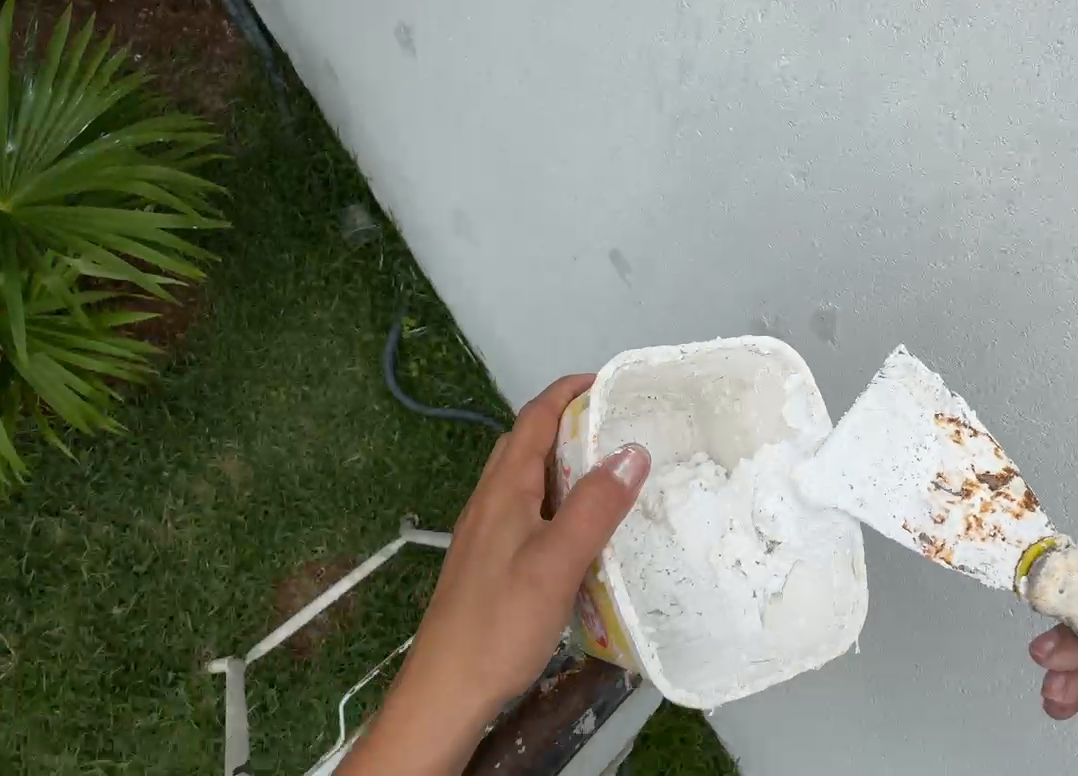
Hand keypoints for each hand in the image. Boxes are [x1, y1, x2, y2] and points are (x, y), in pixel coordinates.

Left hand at [340, 374, 649, 775]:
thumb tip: (634, 451)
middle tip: (618, 426)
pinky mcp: (491, 561)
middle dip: (570, 421)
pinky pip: (529, 509)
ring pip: (528, 477)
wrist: (443, 695)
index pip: (534, 417)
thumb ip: (595, 506)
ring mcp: (488, 532)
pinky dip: (559, 498)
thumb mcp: (556, 562)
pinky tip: (582, 529)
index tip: (609, 383)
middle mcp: (491, 500)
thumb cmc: (499, 623)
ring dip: (565, 461)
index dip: (568, 391)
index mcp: (504, 487)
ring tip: (609, 471)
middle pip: (528, 441)